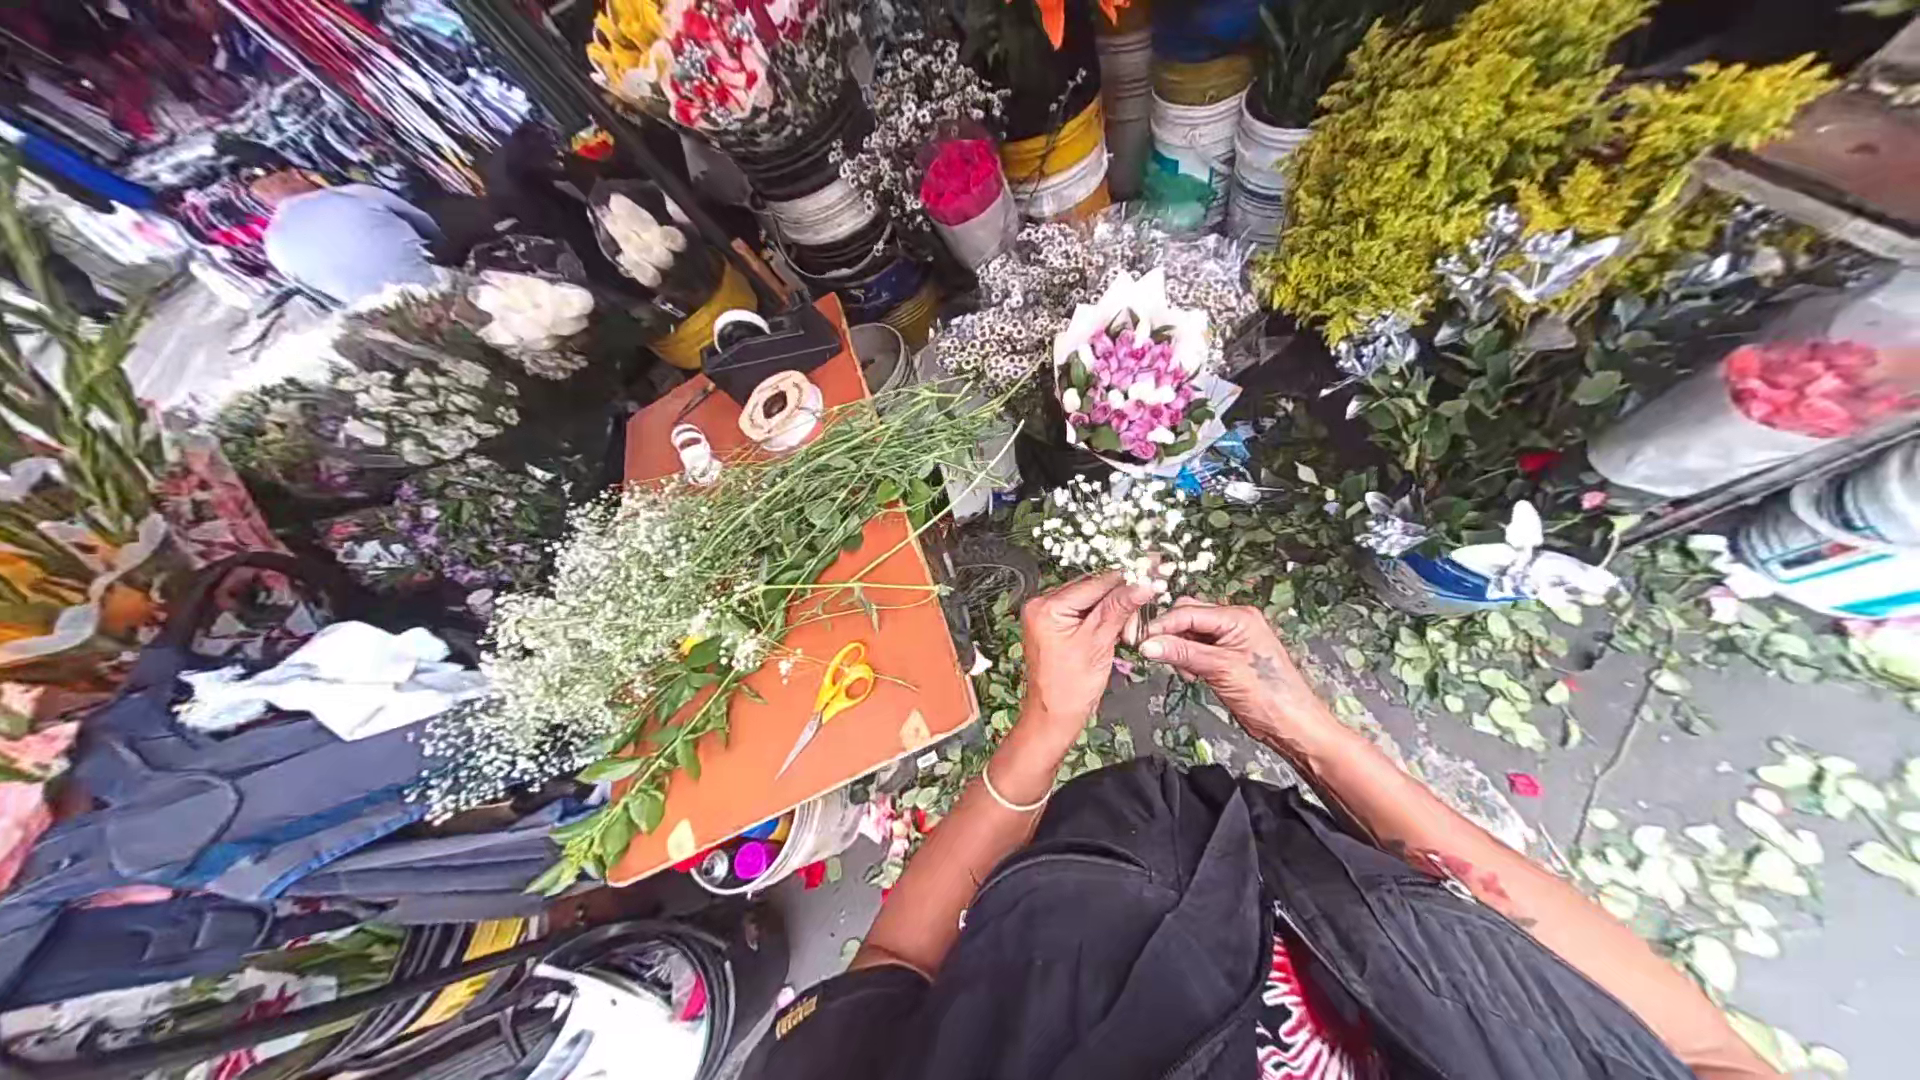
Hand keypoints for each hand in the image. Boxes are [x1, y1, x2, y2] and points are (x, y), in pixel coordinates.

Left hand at [1018, 573, 1152, 736]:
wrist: (1053, 717)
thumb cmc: (1068, 688)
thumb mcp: (1098, 643)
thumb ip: (1119, 609)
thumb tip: (1141, 585)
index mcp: (1046, 607)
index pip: (1093, 583)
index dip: (1125, 579)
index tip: (1149, 571)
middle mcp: (1041, 605)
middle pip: (1091, 588)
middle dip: (1120, 594)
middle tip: (1149, 591)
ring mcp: (1046, 615)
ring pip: (1090, 599)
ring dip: (1114, 607)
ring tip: (1132, 622)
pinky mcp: (1054, 625)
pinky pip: (1083, 611)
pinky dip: (1102, 617)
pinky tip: (1119, 626)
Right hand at [1139, 599, 1332, 742]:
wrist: (1293, 726)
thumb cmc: (1270, 696)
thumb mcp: (1220, 669)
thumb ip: (1182, 653)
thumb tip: (1147, 645)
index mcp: (1238, 616)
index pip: (1188, 611)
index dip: (1162, 625)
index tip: (1139, 639)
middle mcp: (1233, 622)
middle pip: (1186, 617)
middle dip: (1169, 634)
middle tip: (1152, 652)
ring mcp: (1229, 640)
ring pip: (1188, 633)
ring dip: (1176, 649)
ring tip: (1181, 669)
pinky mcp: (1224, 657)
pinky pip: (1195, 649)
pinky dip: (1185, 659)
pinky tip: (1188, 673)